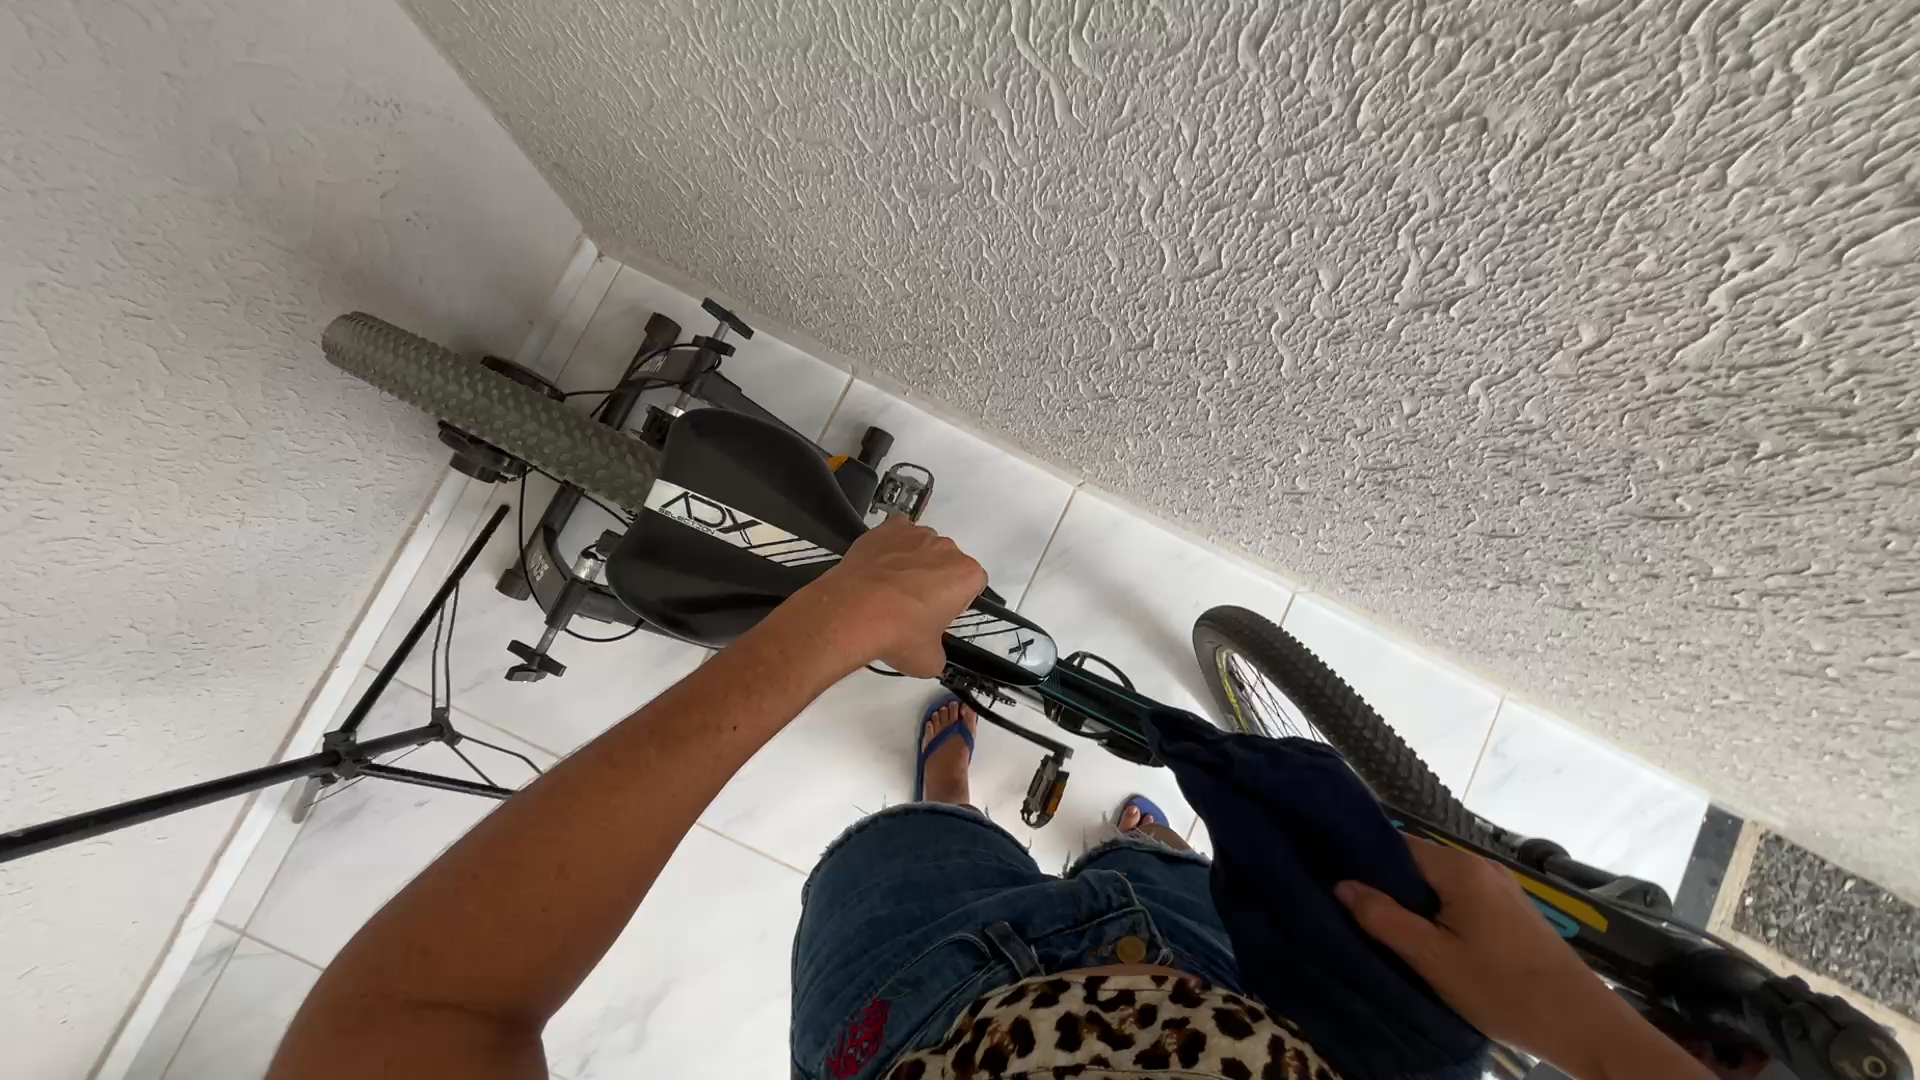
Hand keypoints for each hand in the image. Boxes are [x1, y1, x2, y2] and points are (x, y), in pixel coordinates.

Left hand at [784, 516, 986, 677]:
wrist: (853, 613)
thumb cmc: (900, 634)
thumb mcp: (929, 660)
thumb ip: (939, 653)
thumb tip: (931, 653)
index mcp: (966, 575)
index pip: (974, 584)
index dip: (958, 601)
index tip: (939, 615)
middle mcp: (946, 548)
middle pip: (948, 563)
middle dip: (936, 580)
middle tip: (913, 607)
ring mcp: (915, 534)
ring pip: (922, 548)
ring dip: (913, 563)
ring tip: (889, 590)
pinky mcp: (887, 528)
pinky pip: (896, 534)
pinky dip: (891, 547)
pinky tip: (877, 569)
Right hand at [1335, 837, 1672, 1076]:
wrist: (1590, 1031)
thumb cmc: (1506, 991)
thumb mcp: (1433, 959)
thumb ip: (1382, 917)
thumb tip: (1341, 885)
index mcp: (1459, 868)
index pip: (1393, 844)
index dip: (1362, 860)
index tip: (1336, 880)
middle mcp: (1480, 865)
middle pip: (1415, 862)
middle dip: (1386, 884)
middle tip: (1357, 910)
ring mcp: (1500, 886)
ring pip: (1436, 882)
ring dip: (1412, 900)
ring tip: (1387, 926)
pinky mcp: (1512, 909)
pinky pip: (1458, 896)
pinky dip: (1437, 910)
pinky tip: (1428, 937)